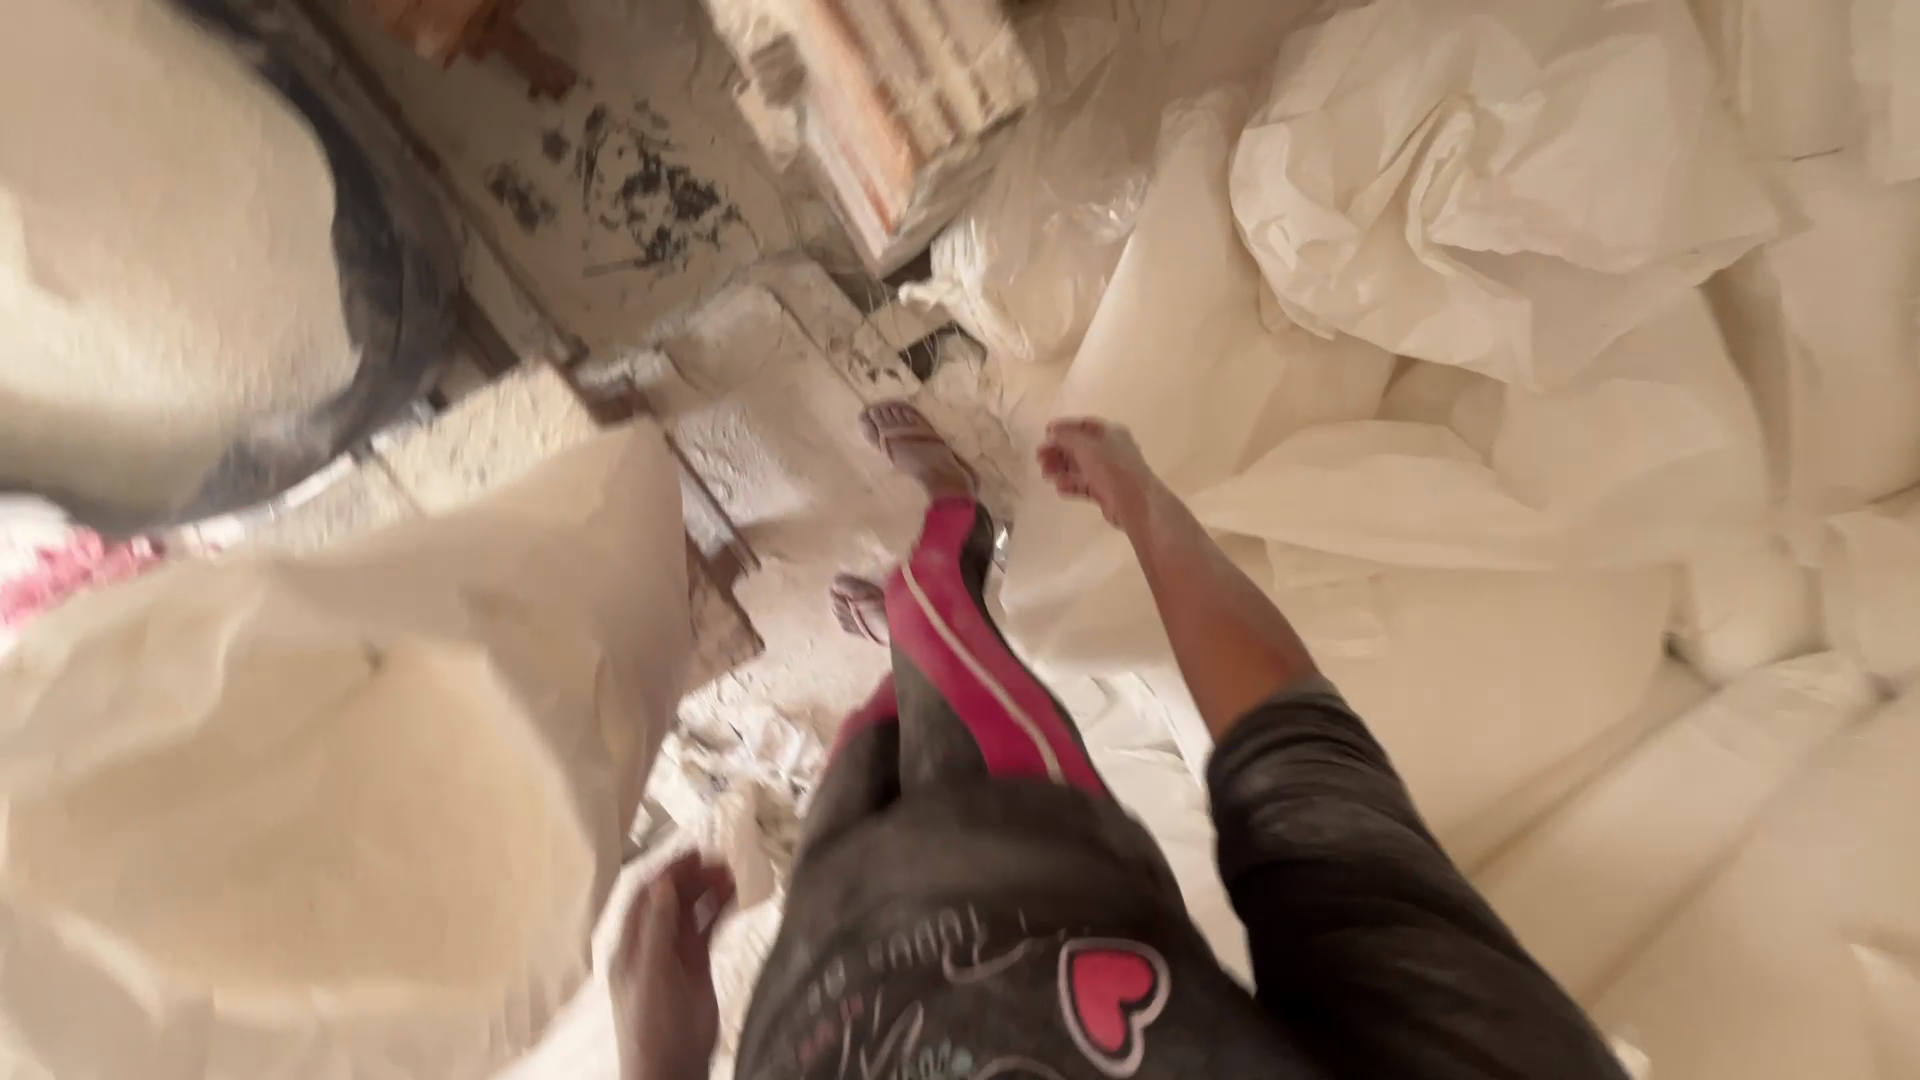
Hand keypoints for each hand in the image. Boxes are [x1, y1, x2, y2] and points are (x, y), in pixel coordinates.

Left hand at [610, 852, 736, 1079]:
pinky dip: (721, 908)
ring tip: (731, 873)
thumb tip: (663, 883)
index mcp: (631, 944)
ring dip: (709, 889)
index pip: (645, 897)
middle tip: (719, 861)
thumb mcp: (650, 972)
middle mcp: (652, 942)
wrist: (673, 1067)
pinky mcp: (698, 961)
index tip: (692, 855)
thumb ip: (657, 927)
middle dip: (692, 878)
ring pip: (692, 909)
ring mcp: (676, 951)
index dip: (665, 872)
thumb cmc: (652, 1022)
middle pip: (671, 899)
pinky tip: (736, 896)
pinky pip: (709, 926)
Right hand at [1038, 418, 1159, 529]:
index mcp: (1111, 434)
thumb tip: (1051, 432)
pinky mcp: (1105, 492)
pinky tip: (1059, 489)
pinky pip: (1084, 486)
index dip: (1064, 428)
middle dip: (1058, 452)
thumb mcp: (1085, 446)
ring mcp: (1108, 472)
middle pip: (1079, 448)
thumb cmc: (1111, 467)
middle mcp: (1111, 451)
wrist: (1134, 501)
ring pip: (1080, 468)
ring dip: (1061, 470)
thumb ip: (1066, 437)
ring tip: (1046, 476)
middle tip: (1040, 459)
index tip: (1046, 433)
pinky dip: (1071, 485)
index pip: (1084, 426)